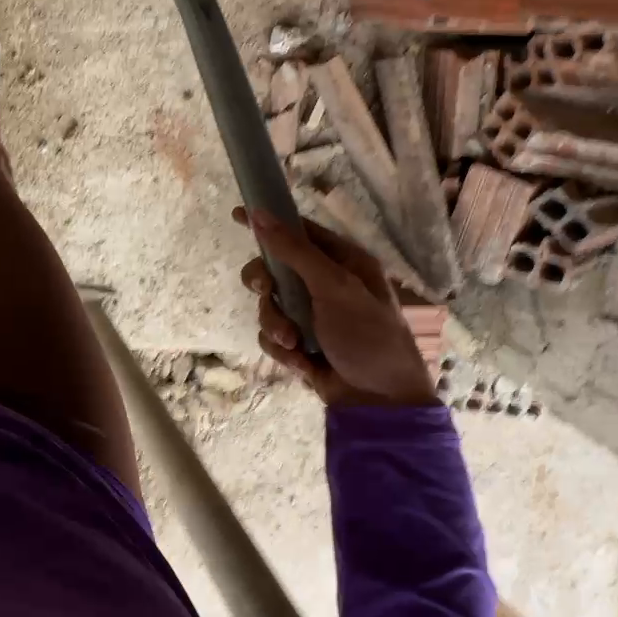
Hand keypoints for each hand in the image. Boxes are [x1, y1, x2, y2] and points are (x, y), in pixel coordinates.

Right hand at [235, 207, 436, 407]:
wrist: (379, 404)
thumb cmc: (368, 338)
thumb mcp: (335, 288)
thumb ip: (295, 251)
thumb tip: (258, 213)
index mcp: (344, 263)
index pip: (300, 231)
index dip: (270, 223)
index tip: (238, 217)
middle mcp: (326, 284)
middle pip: (273, 268)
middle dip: (265, 285)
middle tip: (265, 293)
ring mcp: (312, 314)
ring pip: (268, 303)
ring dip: (275, 323)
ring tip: (292, 343)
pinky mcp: (300, 340)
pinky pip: (271, 332)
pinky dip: (280, 346)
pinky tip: (300, 360)